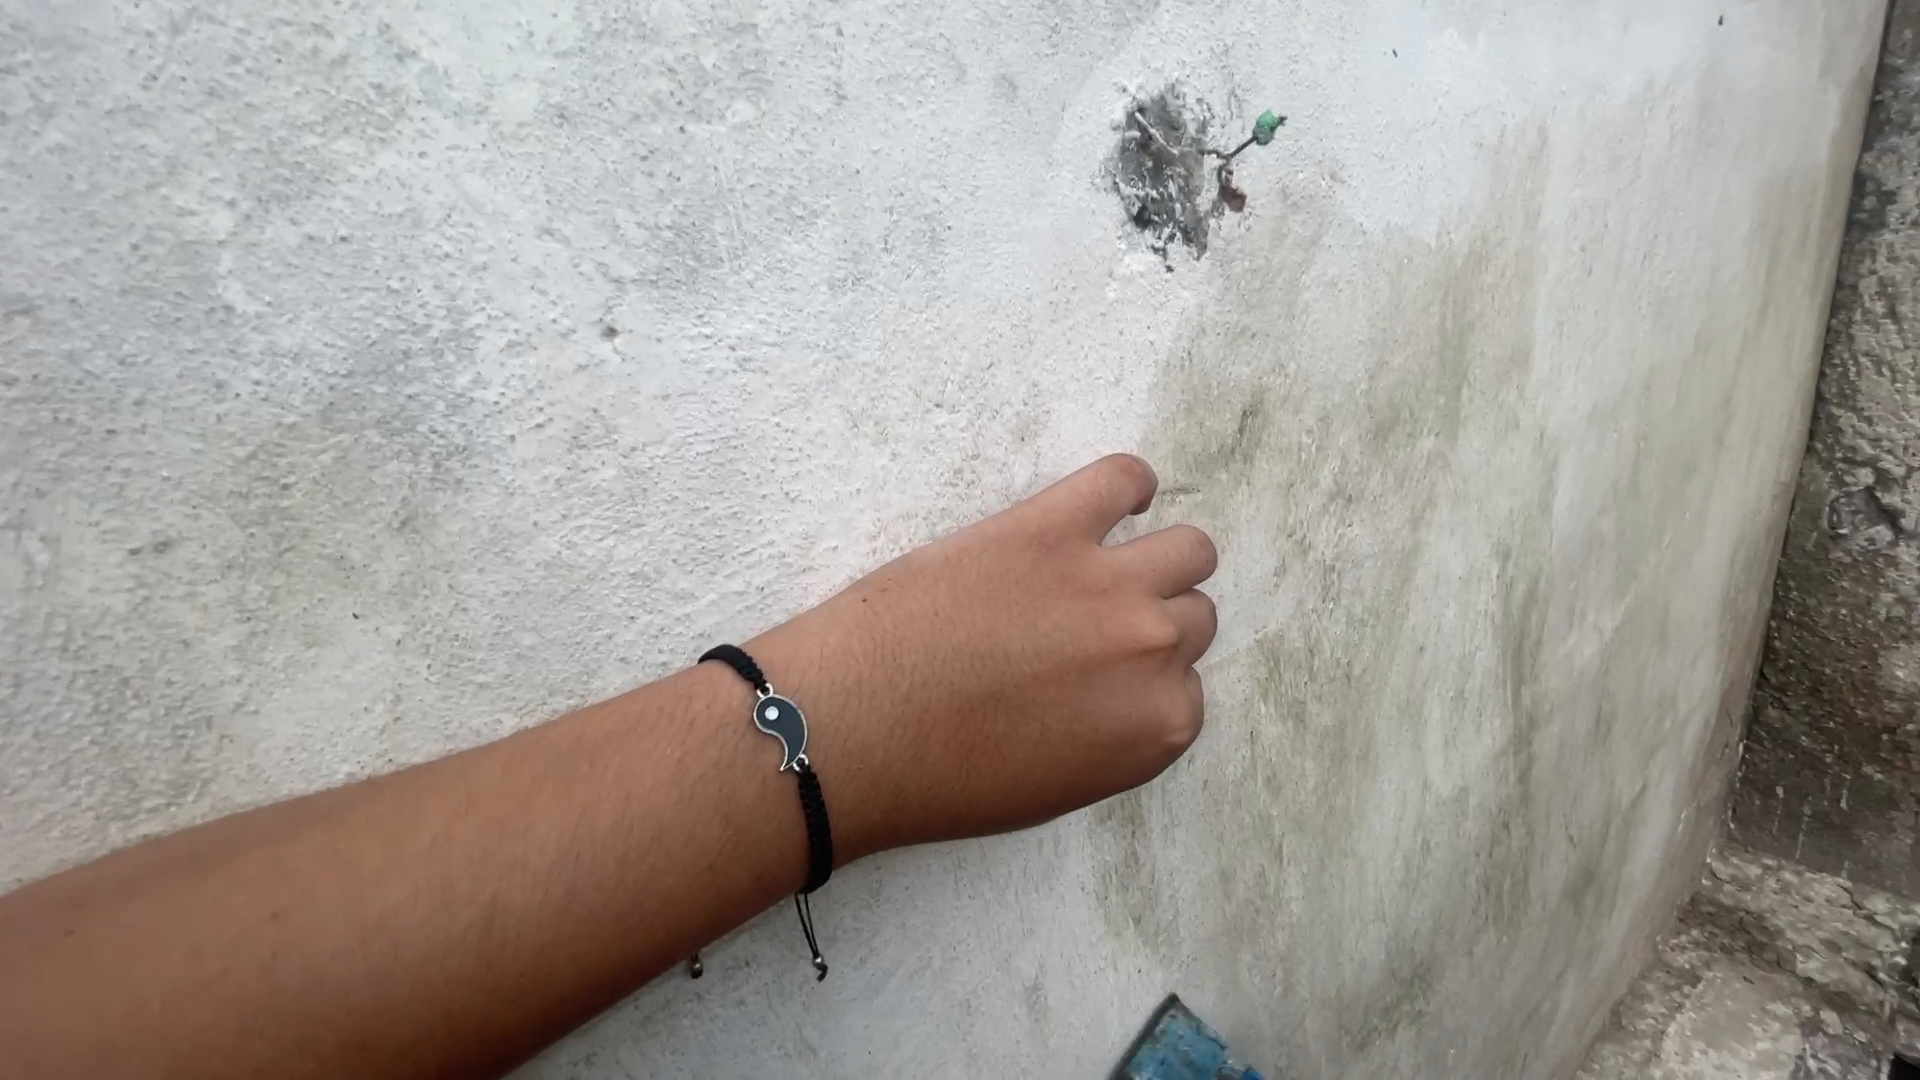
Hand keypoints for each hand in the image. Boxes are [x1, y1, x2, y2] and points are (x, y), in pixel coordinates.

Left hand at [750, 454, 1217, 860]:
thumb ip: (1114, 732)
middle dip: (1154, 623)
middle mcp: (1153, 651)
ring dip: (1158, 558)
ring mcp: (1108, 582)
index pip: (1188, 686)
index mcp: (1157, 726)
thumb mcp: (1056, 782)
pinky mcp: (1051, 528)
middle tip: (1097, 625)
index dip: (1144, 679)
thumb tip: (1123, 687)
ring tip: (1107, 562)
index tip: (1108, 674)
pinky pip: (1122, 478)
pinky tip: (1109, 502)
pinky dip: (1127, 486)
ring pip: (1188, 548)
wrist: (853, 729)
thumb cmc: (942, 776)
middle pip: (1193, 615)